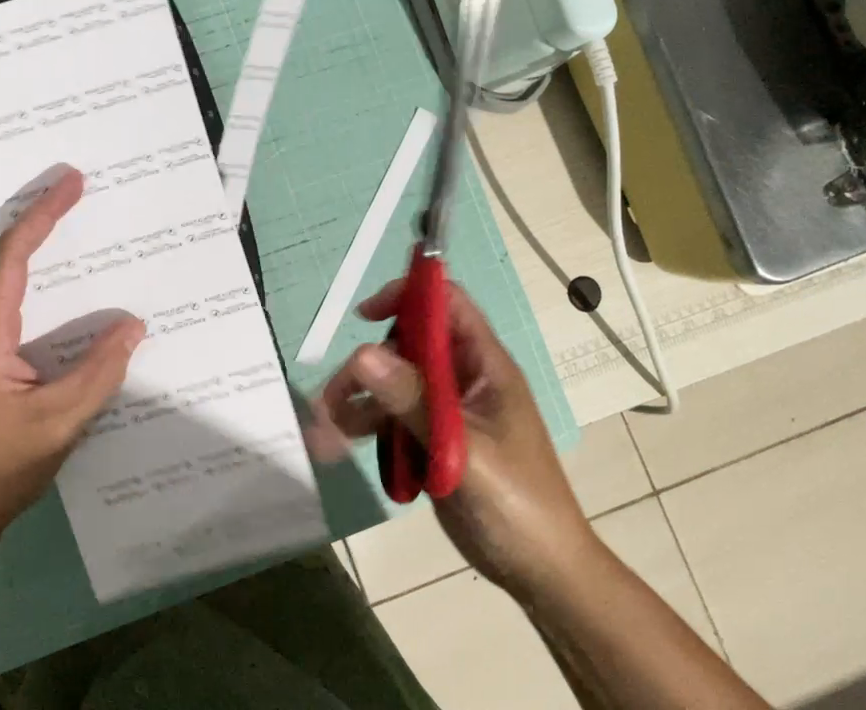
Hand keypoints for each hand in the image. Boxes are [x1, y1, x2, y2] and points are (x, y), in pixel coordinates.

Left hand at [0, 166, 147, 535]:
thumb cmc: (0, 465)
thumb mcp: (59, 422)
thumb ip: (98, 373)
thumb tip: (134, 325)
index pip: (12, 256)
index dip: (41, 215)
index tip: (71, 182)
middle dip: (25, 212)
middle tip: (64, 187)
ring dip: (21, 239)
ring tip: (61, 220)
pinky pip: (2, 298)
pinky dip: (24, 272)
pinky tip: (55, 286)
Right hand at [309, 281, 597, 600]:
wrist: (539, 571)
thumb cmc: (519, 505)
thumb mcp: (464, 451)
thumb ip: (413, 400)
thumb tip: (362, 351)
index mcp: (485, 367)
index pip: (447, 304)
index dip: (408, 295)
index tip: (366, 315)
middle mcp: (463, 379)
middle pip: (405, 345)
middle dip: (365, 366)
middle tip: (334, 397)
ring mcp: (445, 409)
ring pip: (390, 382)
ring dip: (356, 399)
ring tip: (326, 430)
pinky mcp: (430, 438)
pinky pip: (389, 415)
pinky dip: (363, 425)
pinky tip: (338, 444)